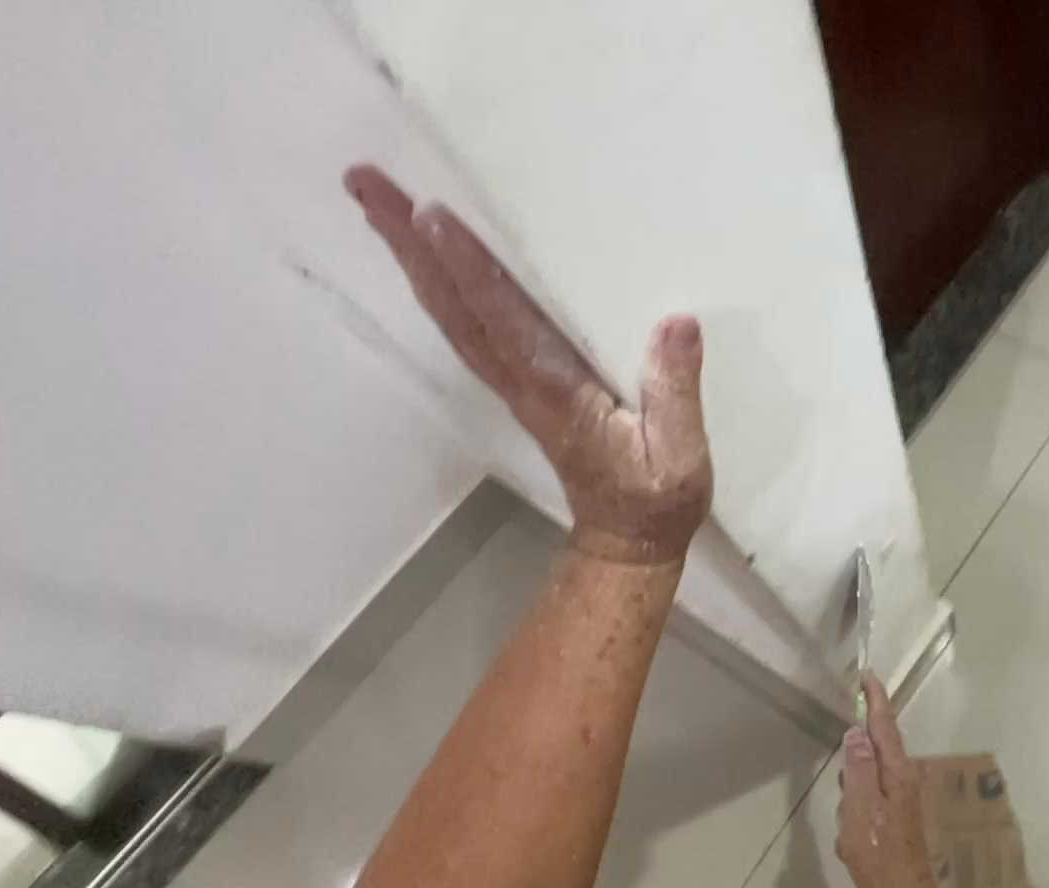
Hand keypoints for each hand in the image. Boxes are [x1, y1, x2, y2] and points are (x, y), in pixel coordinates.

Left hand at [344, 165, 712, 564]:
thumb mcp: (681, 453)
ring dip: (417, 264)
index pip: (506, 324)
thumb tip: (676, 322)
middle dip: (413, 249)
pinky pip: (472, 334)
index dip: (472, 271)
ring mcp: (518, 389)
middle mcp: (524, 385)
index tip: (432, 216)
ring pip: (456, 320)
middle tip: (366, 183)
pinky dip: (444, 293)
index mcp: (558, 393)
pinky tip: (433, 267)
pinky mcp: (524, 392)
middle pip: (458, 312)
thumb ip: (676, 391)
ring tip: (383, 207)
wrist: (627, 543)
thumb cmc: (656, 502)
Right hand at [836, 673, 943, 887]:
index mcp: (897, 772)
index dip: (876, 699)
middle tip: (848, 709)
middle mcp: (903, 779)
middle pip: (882, 742)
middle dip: (865, 727)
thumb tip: (856, 731)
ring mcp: (901, 798)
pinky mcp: (894, 816)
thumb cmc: (878, 852)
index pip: (885, 725)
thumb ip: (858, 768)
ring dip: (858, 766)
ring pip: (874, 768)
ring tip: (842, 775)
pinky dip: (858, 793)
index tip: (866, 675)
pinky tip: (848, 818)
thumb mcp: (860, 807)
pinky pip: (872, 791)